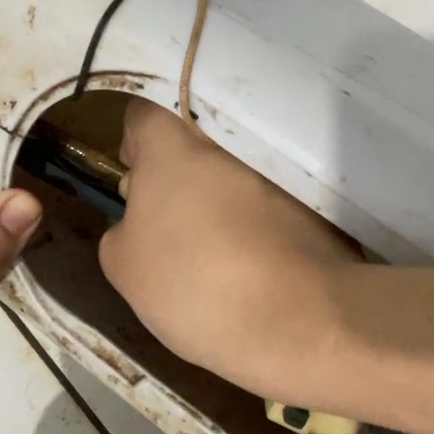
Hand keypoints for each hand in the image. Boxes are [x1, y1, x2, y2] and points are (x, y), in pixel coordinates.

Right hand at [98, 99, 361, 401]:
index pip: (144, 115)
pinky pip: (266, 210)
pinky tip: (247, 275)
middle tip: (165, 232)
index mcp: (174, 151)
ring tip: (209, 263)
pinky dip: (253, 232)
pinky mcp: (309, 207)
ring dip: (217, 209)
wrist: (300, 318)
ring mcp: (274, 176)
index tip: (133, 179)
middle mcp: (227, 150)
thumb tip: (139, 221)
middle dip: (176, 183)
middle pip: (191, 150)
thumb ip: (124, 230)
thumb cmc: (195, 284)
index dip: (132, 143)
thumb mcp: (125, 267)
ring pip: (231, 181)